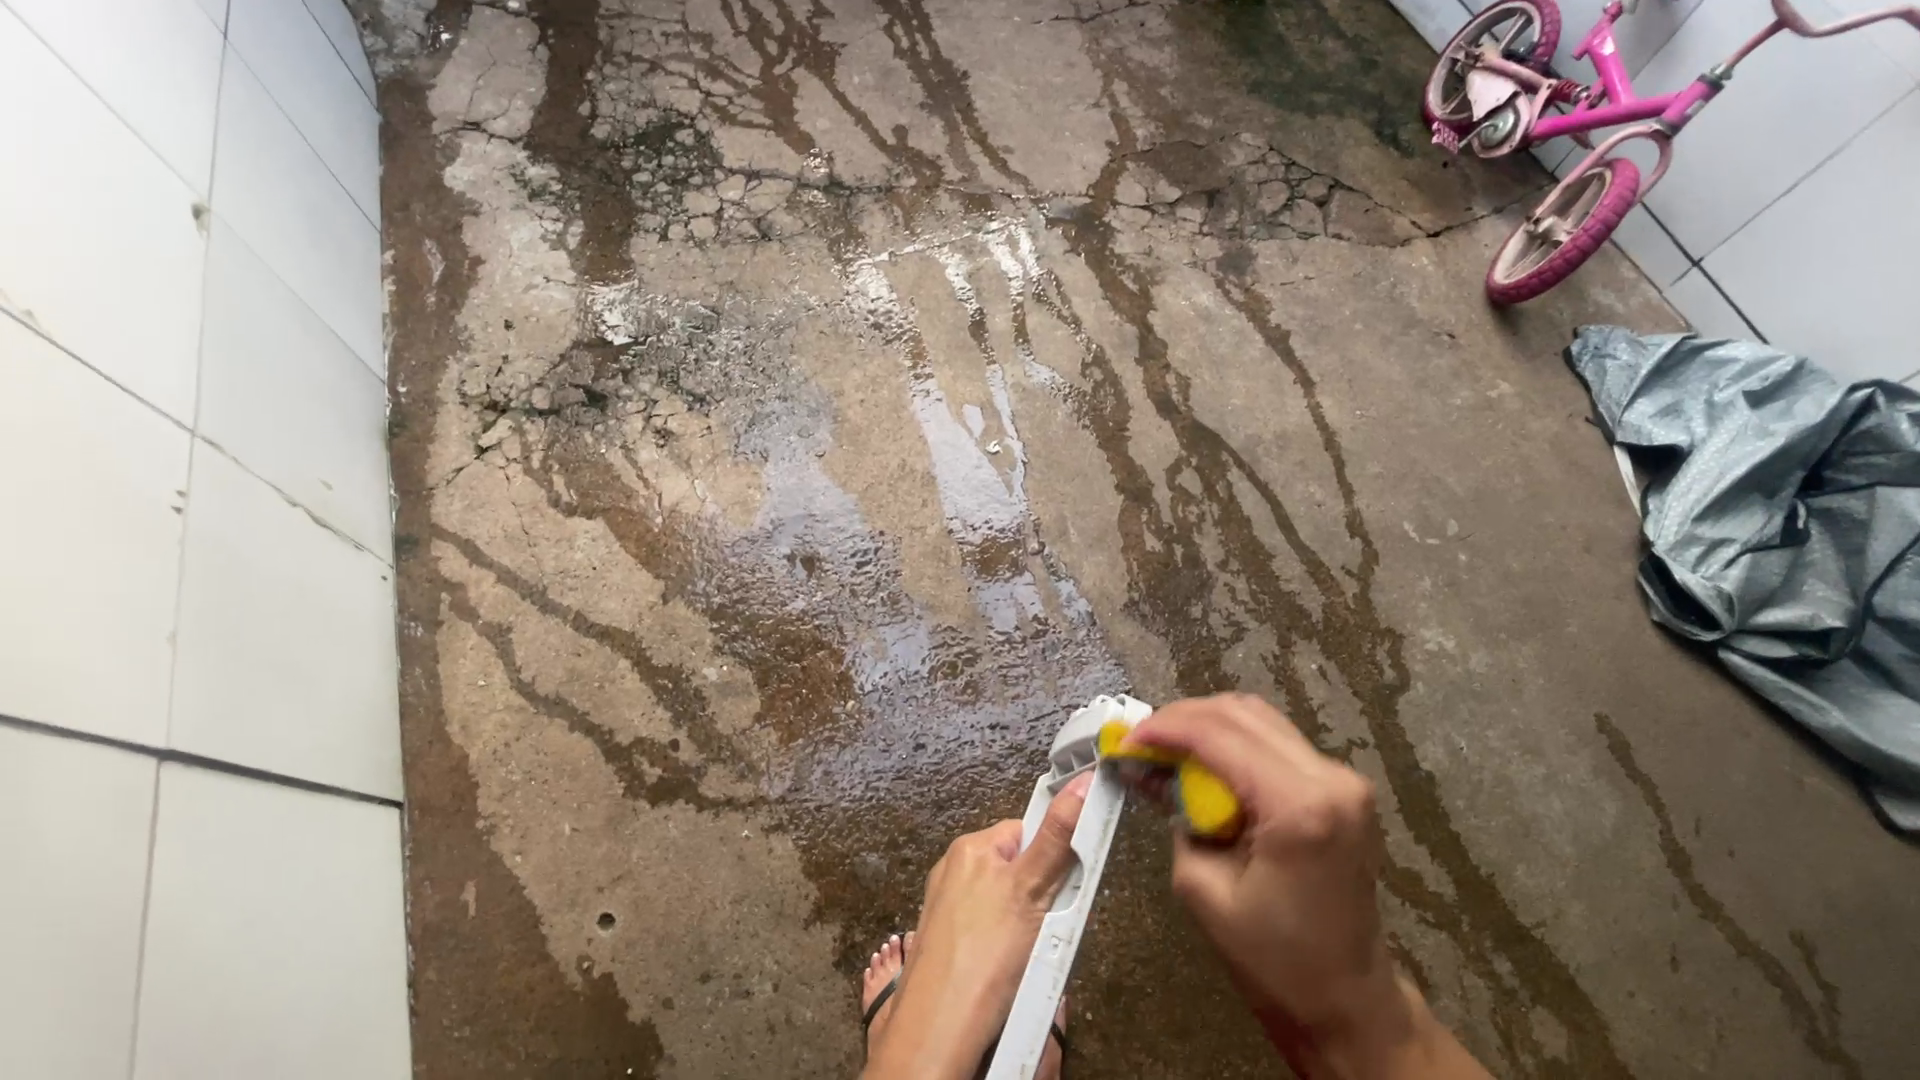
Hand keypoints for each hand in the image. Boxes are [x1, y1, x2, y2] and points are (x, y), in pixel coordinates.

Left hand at [863, 771, 1091, 1079]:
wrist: (940, 1024)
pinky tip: (1013, 971)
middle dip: (1043, 895)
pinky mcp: (949, 941)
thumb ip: (1057, 837)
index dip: (1053, 855)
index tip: (1067, 884)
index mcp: (971, 847)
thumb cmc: (985, 953)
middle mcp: (955, 869)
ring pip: (1008, 904)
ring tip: (1031, 955)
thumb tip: (1080, 783)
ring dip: (1031, 925)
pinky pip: (992, 931)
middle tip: (1049, 926)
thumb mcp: (1031, 889)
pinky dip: (1009, 947)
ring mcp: (948, 907)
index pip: (1026, 831)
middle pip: (1019, 869)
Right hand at [1125, 694, 1489, 1079]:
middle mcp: (1331, 779)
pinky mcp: (1341, 787)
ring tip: (1165, 749)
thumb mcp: (1202, 887)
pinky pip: (1275, 742)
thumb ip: (1176, 815)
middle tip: (1141, 742)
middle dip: (1182, 719)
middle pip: (1241, 713)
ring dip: (1207, 726)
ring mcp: (1343, 779)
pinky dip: (1232, 742)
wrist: (1346, 999)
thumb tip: (1147, 768)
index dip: (1164, 728)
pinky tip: (1202, 762)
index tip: (1125, 740)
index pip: (1219, 735)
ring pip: (1259, 719)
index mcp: (1301, 807)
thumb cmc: (1273, 959)